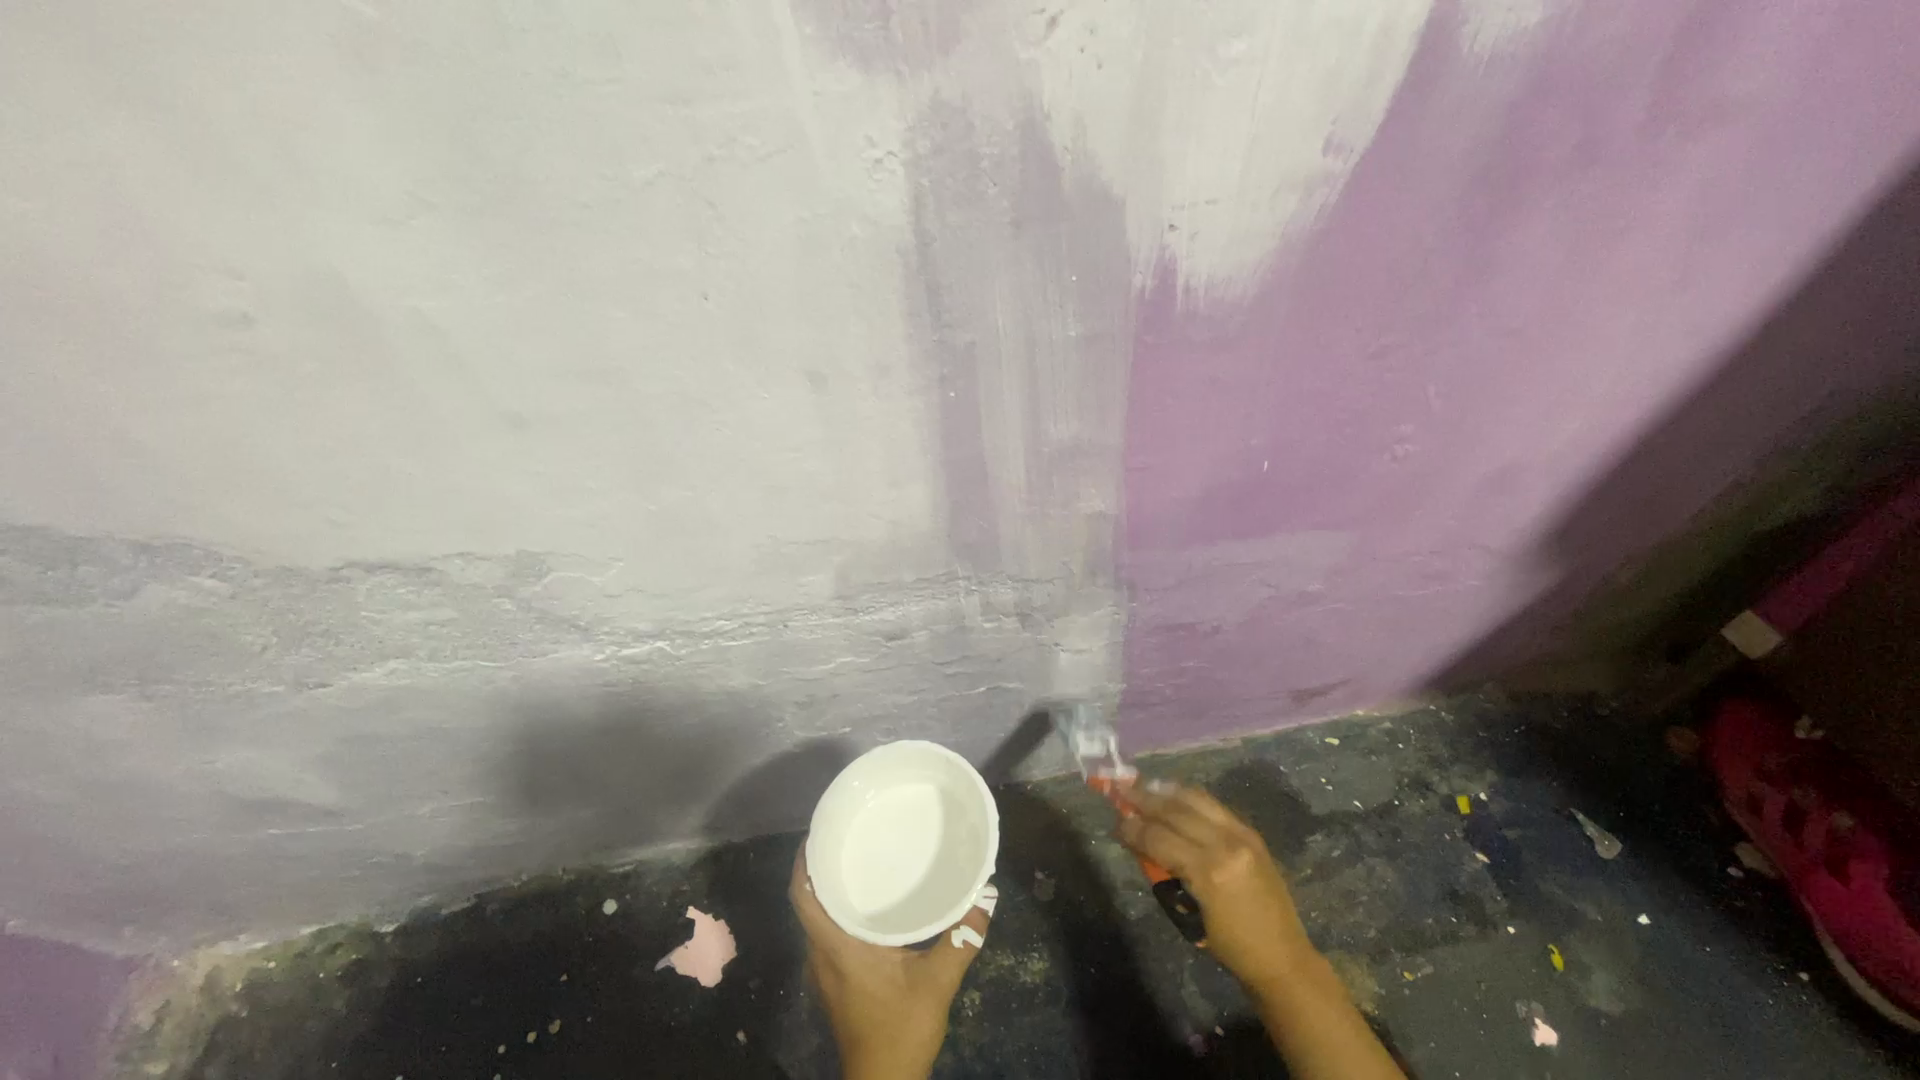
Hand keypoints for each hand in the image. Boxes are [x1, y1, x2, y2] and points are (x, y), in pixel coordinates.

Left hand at [789, 849, 993, 1079]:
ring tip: (857, 862)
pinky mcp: (834, 984)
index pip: (802, 895)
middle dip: (819, 869)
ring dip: (829, 893)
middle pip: (807, 903)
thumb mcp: (937, 981)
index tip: (819, 832)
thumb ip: (962, 938)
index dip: (804, 861)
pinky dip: (838, 914)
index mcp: (835, 946)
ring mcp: (824, 972)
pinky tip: (867, 906)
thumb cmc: (901, 1027)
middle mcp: (820, 954)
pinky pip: (827, 936)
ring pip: (817, 920)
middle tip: (847, 838)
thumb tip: (986, 897)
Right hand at [1113, 781, 1315, 993]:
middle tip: (1120, 791)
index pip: (1158, 837)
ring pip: (1195, 799)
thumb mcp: (1188, 914)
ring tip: (1144, 787)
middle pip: (1175, 810)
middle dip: (1144, 799)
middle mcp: (1225, 844)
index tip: (1115, 823)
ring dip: (1166, 792)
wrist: (1282, 956)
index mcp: (1207, 871)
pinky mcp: (1251, 833)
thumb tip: (1140, 843)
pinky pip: (1213, 806)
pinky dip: (1189, 798)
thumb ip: (1166, 873)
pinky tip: (1174, 798)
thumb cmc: (1229, 946)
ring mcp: (1241, 834)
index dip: (1132, 828)